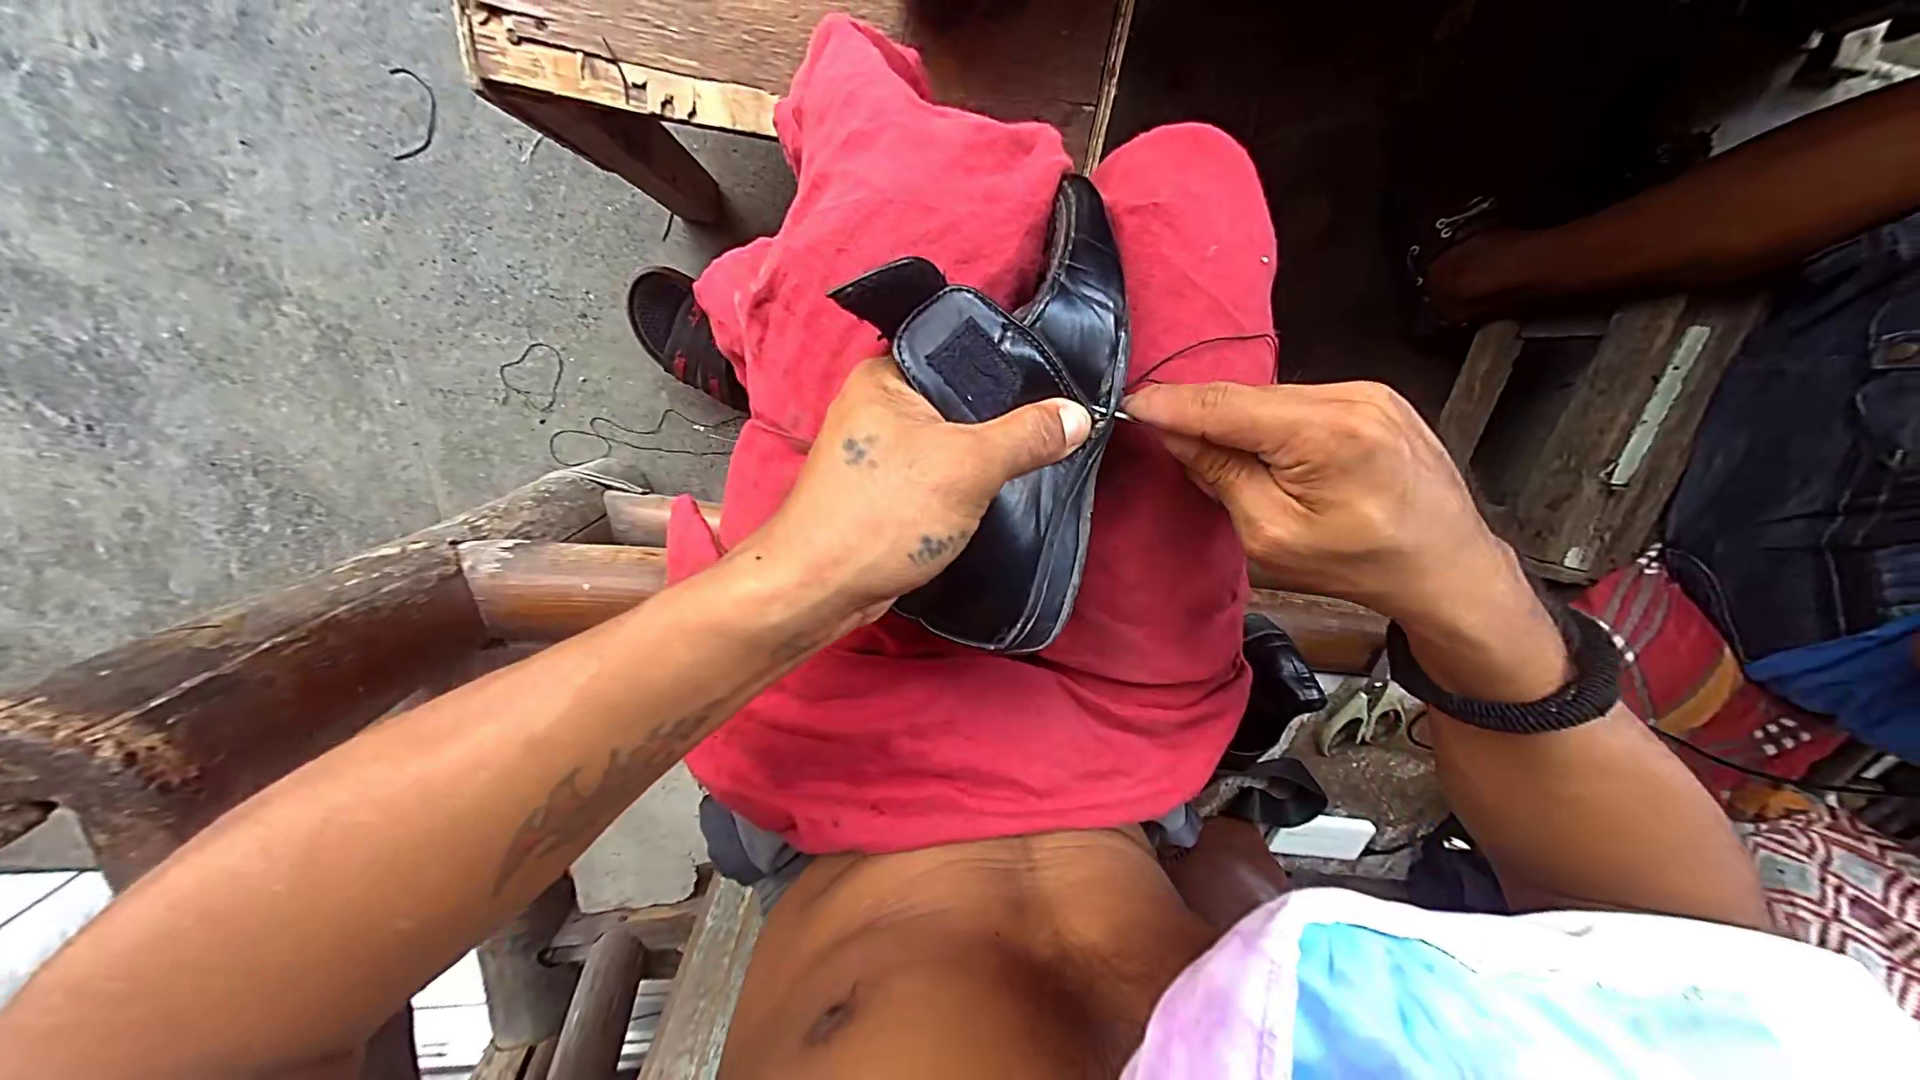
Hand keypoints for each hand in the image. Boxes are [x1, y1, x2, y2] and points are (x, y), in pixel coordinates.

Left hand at [738, 356, 1091, 618]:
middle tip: (1051, 430)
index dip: (1011, 370)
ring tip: (1031, 459)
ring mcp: (880, 450)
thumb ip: (1026, 436)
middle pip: (960, 400)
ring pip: (950, 441)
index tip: (1056, 389)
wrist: (819, 589)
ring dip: (983, 457)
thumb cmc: (882, 515)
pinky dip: (963, 483)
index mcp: (887, 375)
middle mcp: (878, 405)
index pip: (961, 353)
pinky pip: (937, 474)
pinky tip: (993, 492)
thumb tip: (1077, 415)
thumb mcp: (968, 466)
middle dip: (1002, 420)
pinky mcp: (886, 489)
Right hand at [1121, 380, 1501, 618]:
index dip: (1170, 404)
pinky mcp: (1374, 398)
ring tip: (1222, 462)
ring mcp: (1368, 391)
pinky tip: (1263, 453)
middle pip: (1246, 398)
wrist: (1447, 567)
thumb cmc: (1359, 564)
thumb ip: (1220, 475)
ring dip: (1234, 423)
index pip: (1224, 405)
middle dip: (1200, 418)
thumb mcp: (1272, 535)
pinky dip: (1266, 423)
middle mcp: (1351, 396)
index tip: (1129, 405)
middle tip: (1169, 447)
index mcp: (1327, 433)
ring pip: (1269, 398)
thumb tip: (1176, 434)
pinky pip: (1297, 402)